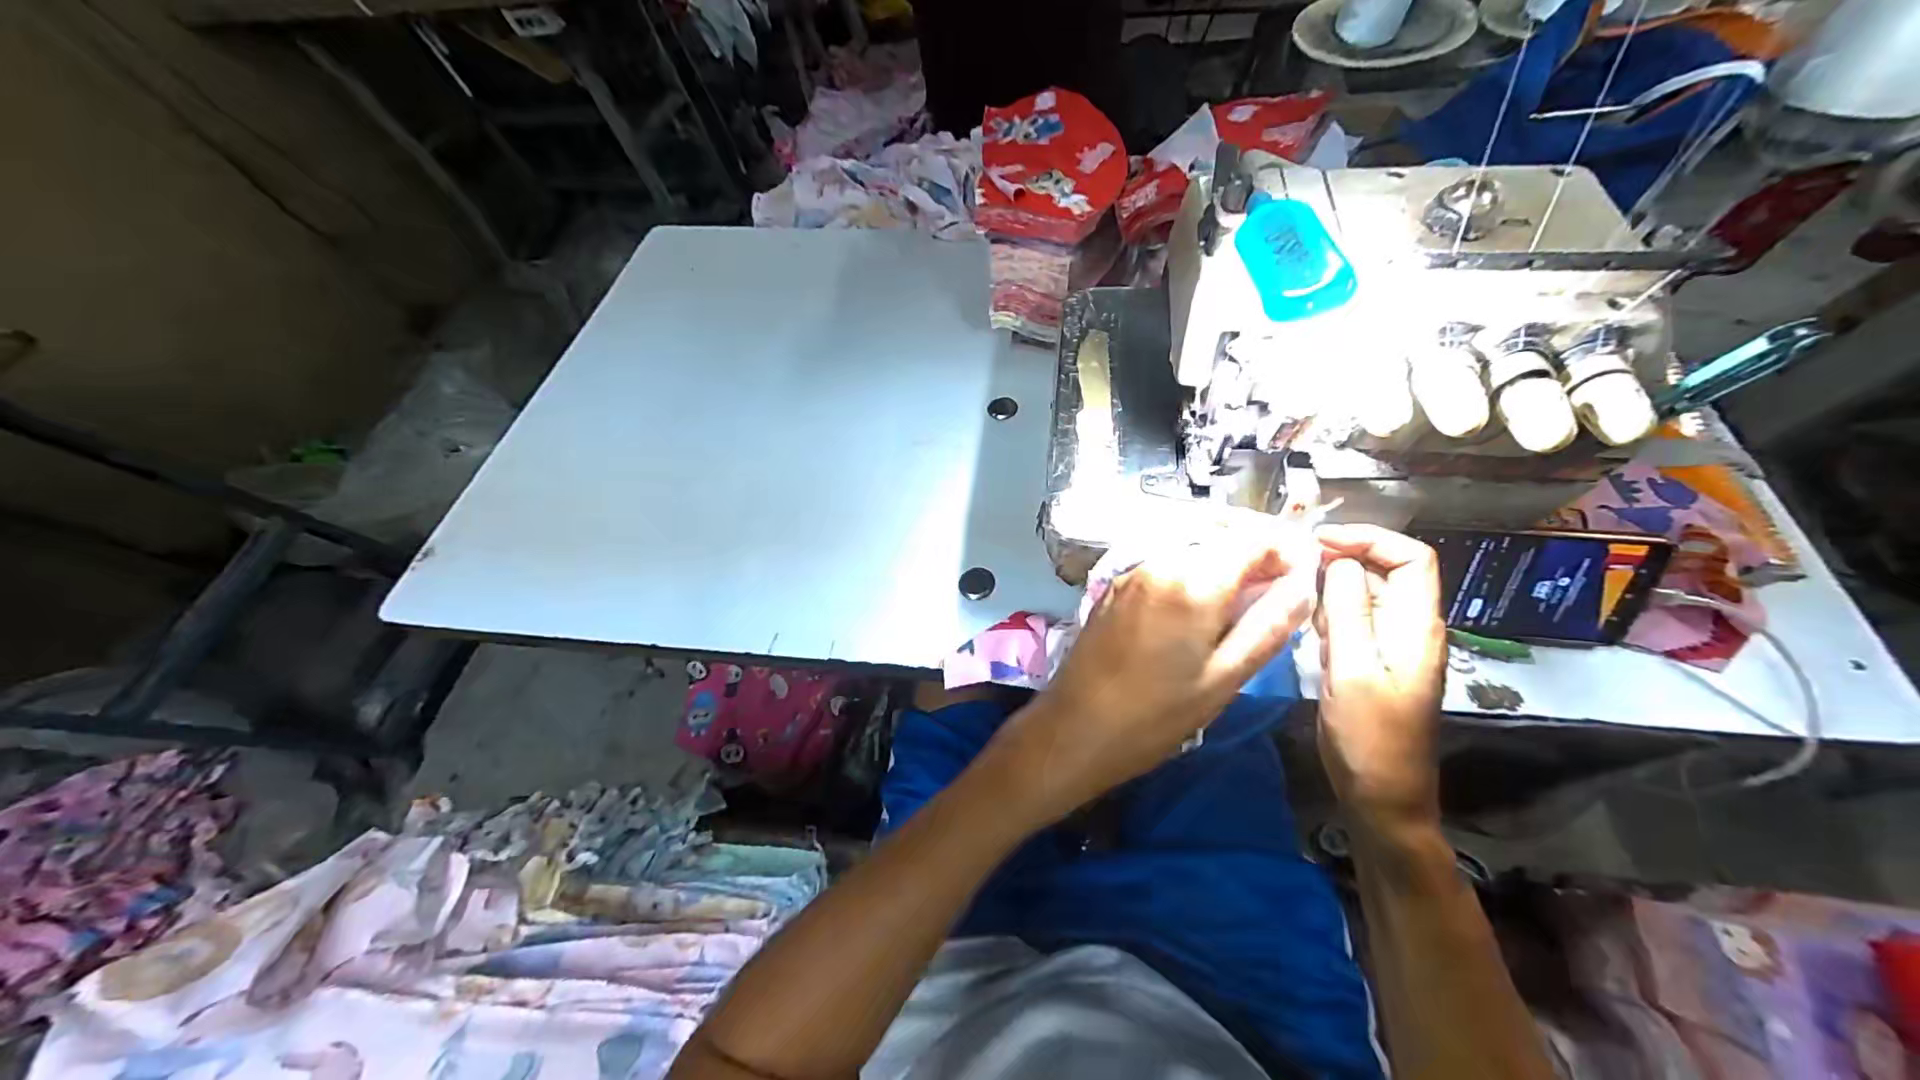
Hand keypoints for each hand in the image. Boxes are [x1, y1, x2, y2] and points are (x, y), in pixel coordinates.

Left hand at [983, 535, 1315, 826]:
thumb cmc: (1155, 715)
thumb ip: (1270, 625)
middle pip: (1222, 536)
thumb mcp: (1225, 678)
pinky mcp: (1116, 586)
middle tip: (1280, 591)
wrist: (1074, 728)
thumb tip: (1305, 584)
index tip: (1305, 577)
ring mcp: (1132, 571)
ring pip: (1194, 548)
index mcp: (1192, 580)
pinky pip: (1166, 564)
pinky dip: (1194, 573)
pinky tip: (1202, 608)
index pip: (1254, 537)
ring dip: (1225, 563)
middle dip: (1257, 554)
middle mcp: (1160, 562)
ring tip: (1246, 603)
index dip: (1287, 550)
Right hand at [1314, 524, 1446, 844]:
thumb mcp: (1353, 669)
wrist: (1381, 796)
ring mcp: (1389, 646)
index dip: (1369, 538)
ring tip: (1296, 600)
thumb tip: (1337, 562)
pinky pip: (1349, 623)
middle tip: (1293, 569)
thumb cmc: (1370, 736)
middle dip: (1340, 562)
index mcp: (1416, 626)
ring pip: (1361, 596)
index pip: (1410, 556)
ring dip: (1329, 591)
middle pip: (1383, 571)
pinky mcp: (1370, 662)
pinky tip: (1305, 632)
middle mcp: (1408, 628)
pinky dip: (1326, 617)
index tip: (1320, 541)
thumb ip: (1347, 611)